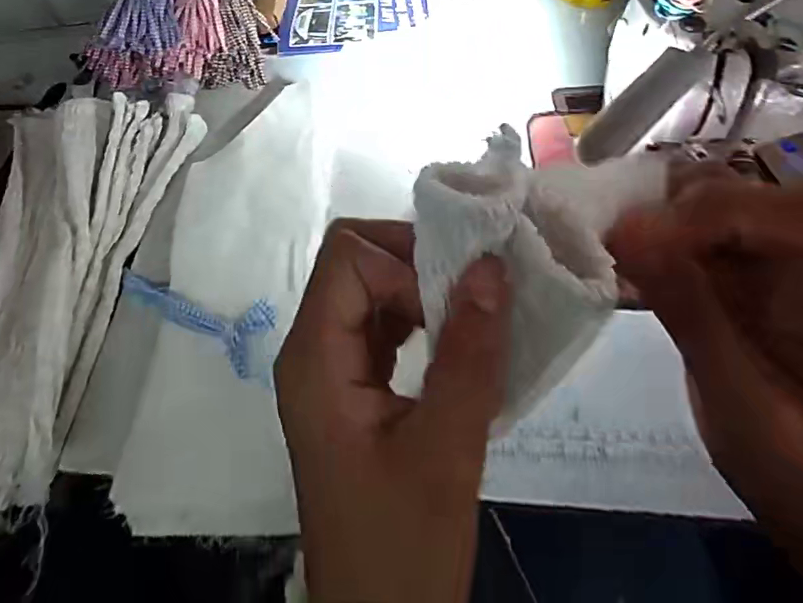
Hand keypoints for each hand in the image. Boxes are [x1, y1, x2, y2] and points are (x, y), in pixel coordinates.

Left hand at [275, 219, 511, 602]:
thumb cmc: (403, 546)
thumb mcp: (445, 450)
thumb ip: (468, 353)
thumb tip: (491, 265)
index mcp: (315, 358)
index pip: (348, 256)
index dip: (403, 262)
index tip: (454, 301)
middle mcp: (311, 349)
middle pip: (356, 262)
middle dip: (417, 265)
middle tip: (472, 300)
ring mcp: (329, 367)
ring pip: (371, 287)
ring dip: (424, 290)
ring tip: (472, 320)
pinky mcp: (352, 384)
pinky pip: (382, 321)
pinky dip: (422, 317)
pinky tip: (457, 344)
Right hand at [607, 166, 802, 558]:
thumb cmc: (795, 482)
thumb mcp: (737, 412)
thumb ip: (690, 317)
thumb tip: (627, 232)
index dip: (723, 210)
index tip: (647, 234)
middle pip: (776, 203)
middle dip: (696, 208)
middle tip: (629, 236)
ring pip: (750, 203)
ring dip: (685, 212)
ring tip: (635, 242)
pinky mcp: (779, 276)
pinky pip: (730, 230)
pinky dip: (682, 232)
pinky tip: (649, 255)